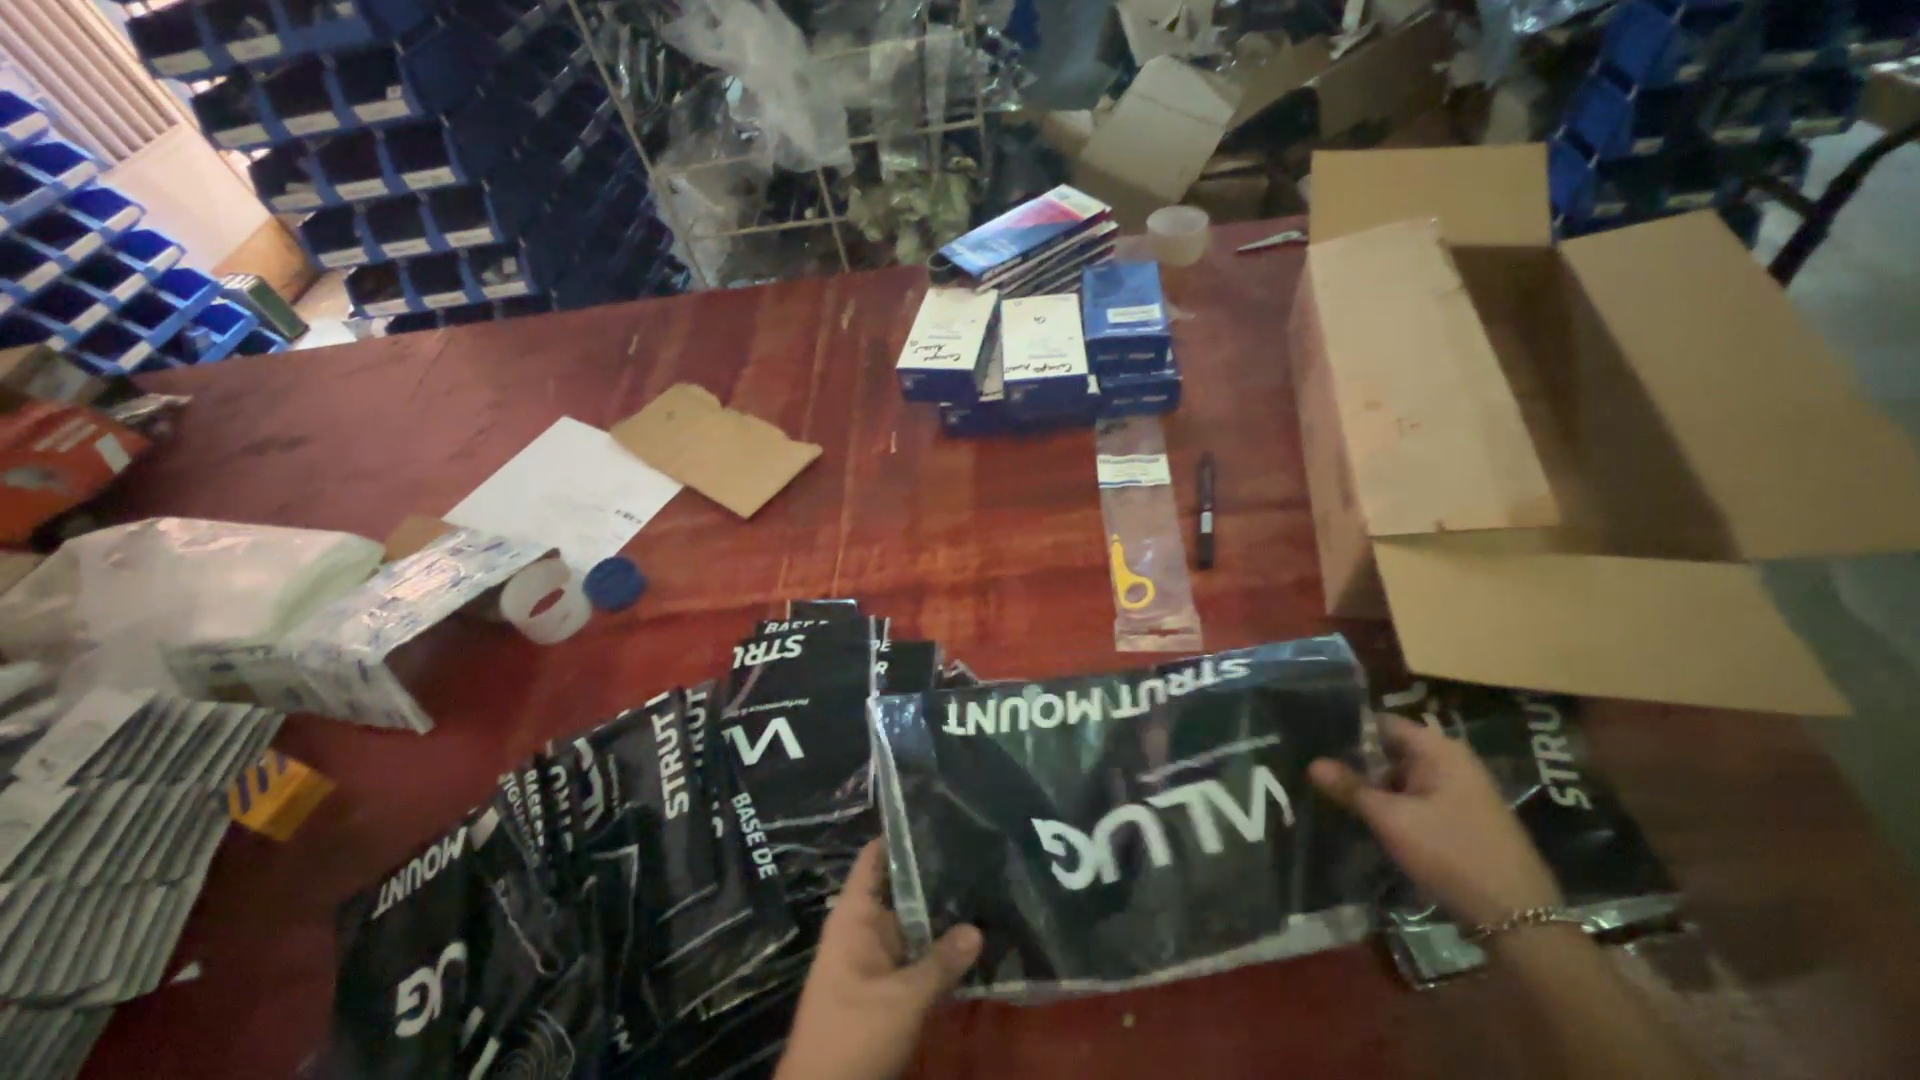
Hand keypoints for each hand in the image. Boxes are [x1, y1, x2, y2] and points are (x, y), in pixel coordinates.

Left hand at [774, 841, 982, 1079]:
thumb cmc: (853, 1035)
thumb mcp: (902, 999)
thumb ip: (941, 963)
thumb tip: (977, 927)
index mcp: (854, 918)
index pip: (875, 859)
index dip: (901, 835)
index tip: (940, 815)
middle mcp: (864, 930)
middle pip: (902, 891)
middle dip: (938, 878)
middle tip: (986, 854)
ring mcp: (876, 960)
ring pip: (914, 927)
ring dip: (945, 918)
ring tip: (993, 889)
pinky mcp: (888, 988)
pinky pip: (917, 958)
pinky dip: (941, 951)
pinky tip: (980, 943)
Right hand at [1309, 713, 1562, 926]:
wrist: (1517, 914)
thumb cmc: (1452, 854)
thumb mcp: (1392, 820)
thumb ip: (1351, 789)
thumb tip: (1312, 763)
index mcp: (1439, 750)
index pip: (1383, 724)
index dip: (1348, 731)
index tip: (1313, 742)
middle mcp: (1453, 762)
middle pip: (1392, 751)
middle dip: (1357, 764)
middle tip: (1315, 774)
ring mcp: (1461, 791)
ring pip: (1403, 779)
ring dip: (1374, 789)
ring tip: (1332, 797)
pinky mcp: (1462, 818)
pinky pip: (1418, 800)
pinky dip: (1393, 807)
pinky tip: (1368, 822)